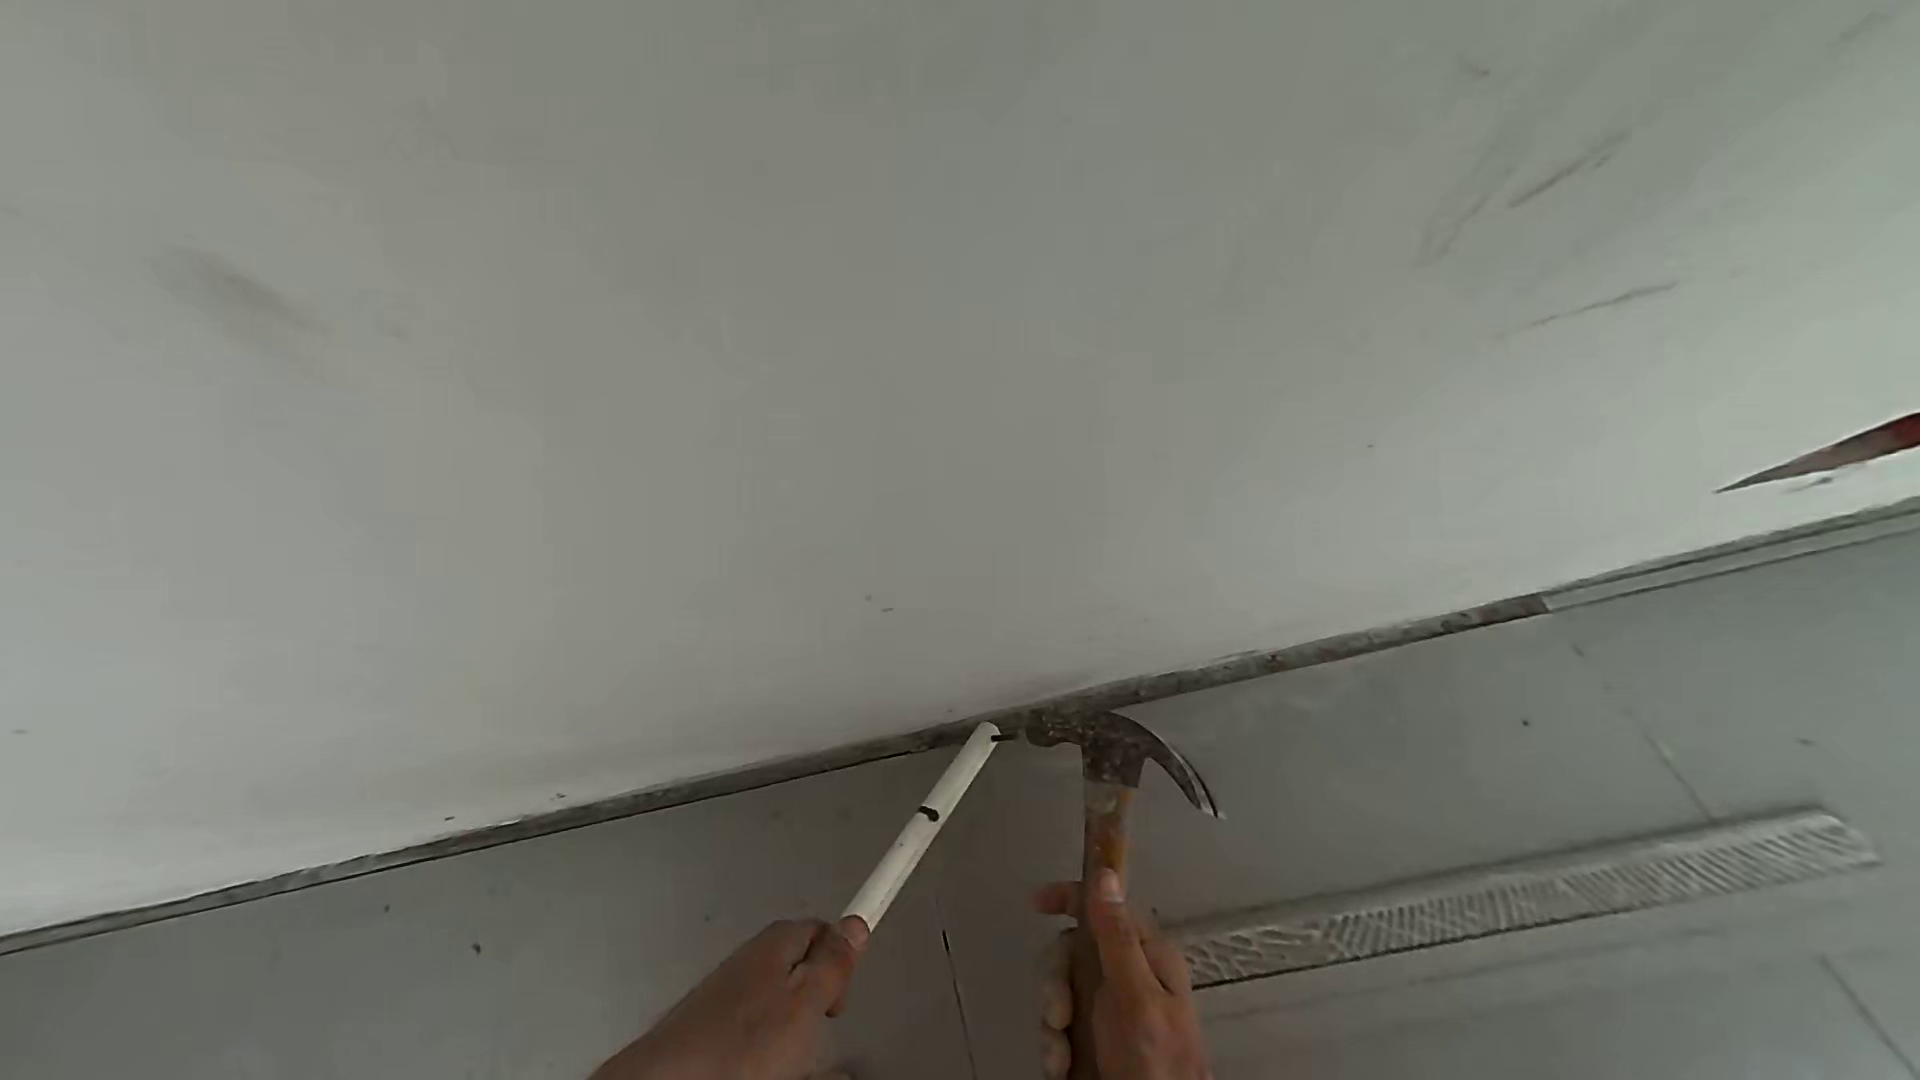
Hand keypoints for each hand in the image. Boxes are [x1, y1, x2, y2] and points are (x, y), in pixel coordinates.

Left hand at [591, 916, 869, 1079]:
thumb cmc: (737, 1046)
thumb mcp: (806, 1000)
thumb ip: (833, 961)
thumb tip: (855, 923)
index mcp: (778, 942)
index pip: (824, 930)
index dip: (843, 955)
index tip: (851, 979)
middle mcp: (754, 963)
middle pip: (805, 977)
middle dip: (822, 1009)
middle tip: (823, 1035)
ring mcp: (731, 1001)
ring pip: (782, 1018)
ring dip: (799, 1045)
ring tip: (798, 1072)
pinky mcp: (714, 1038)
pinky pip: (758, 1045)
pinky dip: (773, 1061)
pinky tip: (778, 1076)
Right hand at [1032, 872, 1210, 1079]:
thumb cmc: (1155, 1061)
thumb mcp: (1135, 995)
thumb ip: (1117, 936)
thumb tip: (1105, 873)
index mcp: (1147, 953)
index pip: (1104, 903)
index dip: (1070, 896)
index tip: (1037, 902)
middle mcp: (1128, 971)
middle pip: (1073, 946)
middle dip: (1056, 978)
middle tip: (1057, 1011)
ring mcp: (1110, 1005)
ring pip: (1062, 984)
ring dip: (1052, 1017)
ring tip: (1060, 1052)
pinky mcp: (1094, 1035)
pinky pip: (1060, 1021)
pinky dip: (1054, 1042)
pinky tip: (1062, 1065)